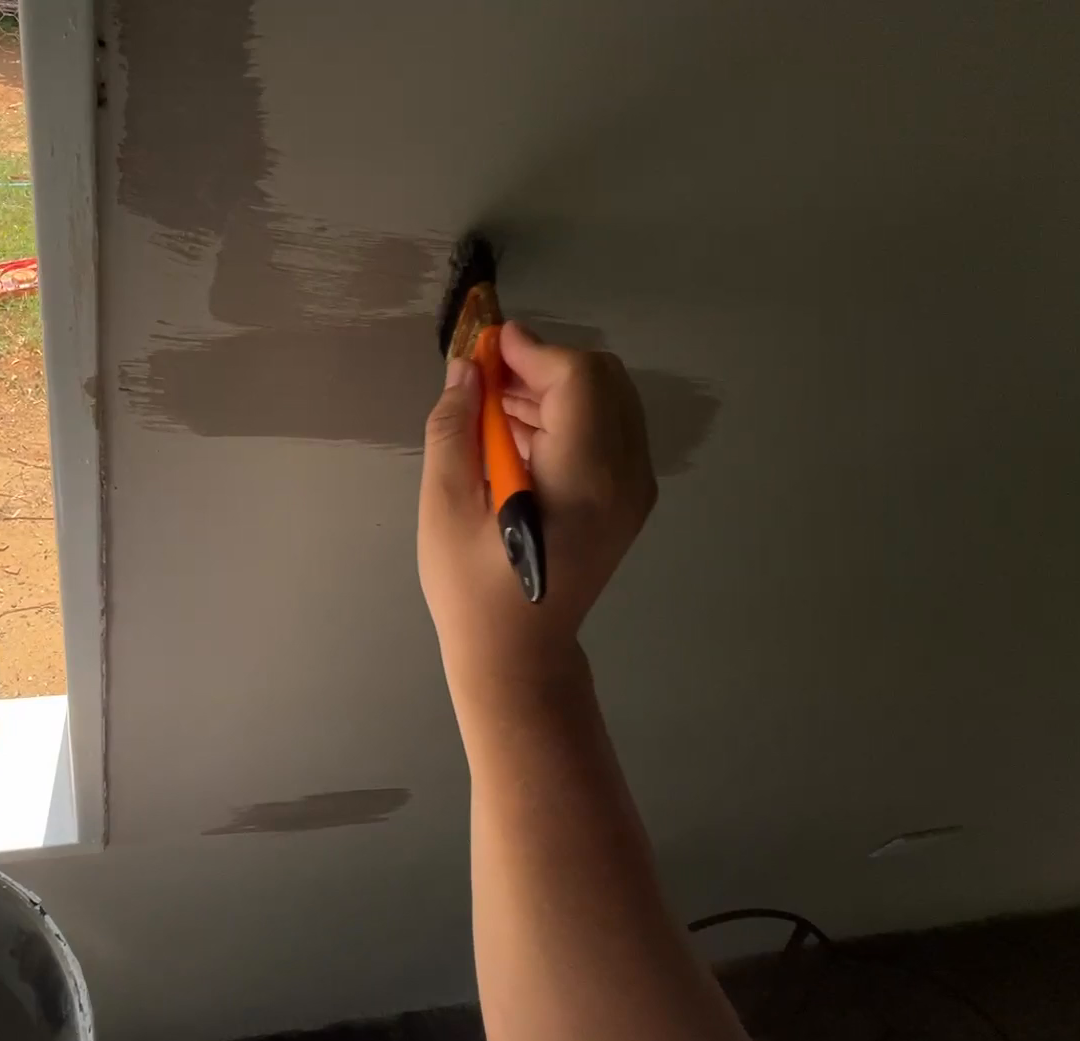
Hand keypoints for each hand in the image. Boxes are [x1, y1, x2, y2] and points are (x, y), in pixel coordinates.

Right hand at [419, 321, 656, 677]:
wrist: (516, 653)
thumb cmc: (470, 587)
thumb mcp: (445, 507)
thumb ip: (454, 430)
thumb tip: (465, 372)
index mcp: (584, 478)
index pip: (577, 379)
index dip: (531, 351)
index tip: (484, 346)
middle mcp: (626, 476)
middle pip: (601, 380)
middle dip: (541, 365)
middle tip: (484, 380)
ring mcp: (634, 489)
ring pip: (607, 401)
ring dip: (551, 389)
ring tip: (490, 409)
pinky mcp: (627, 499)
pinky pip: (605, 431)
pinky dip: (564, 417)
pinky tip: (515, 438)